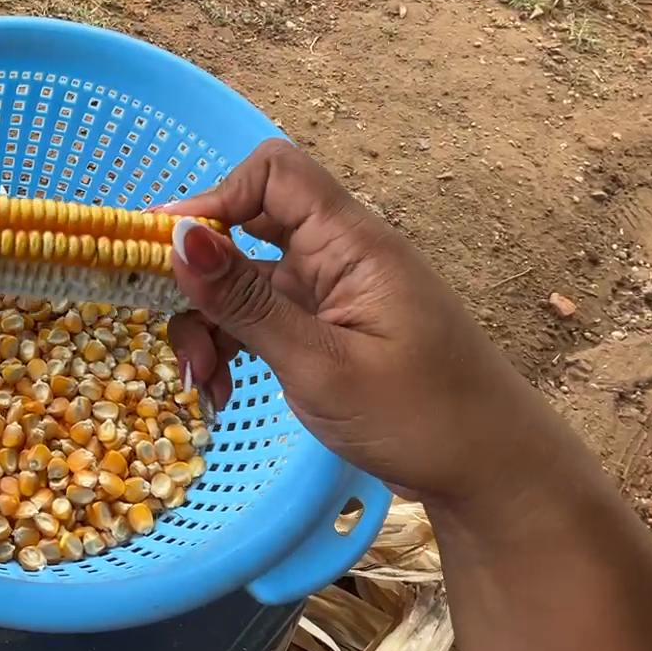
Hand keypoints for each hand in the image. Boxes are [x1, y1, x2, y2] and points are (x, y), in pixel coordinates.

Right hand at [162, 139, 588, 507]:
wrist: (490, 476)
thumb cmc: (420, 417)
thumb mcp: (320, 364)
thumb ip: (245, 302)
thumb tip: (179, 238)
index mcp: (349, 243)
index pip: (273, 174)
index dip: (215, 198)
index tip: (164, 250)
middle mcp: (332, 256)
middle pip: (242, 229)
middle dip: (196, 278)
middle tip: (161, 322)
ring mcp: (322, 293)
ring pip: (237, 284)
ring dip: (205, 327)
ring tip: (203, 383)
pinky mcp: (314, 327)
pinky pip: (251, 319)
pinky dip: (226, 349)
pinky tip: (220, 391)